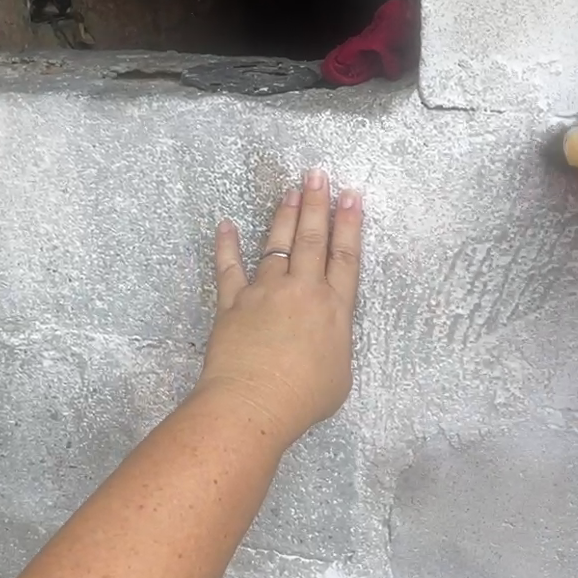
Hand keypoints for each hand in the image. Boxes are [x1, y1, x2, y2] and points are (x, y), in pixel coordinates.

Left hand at [197, 169, 362, 441]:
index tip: (351, 196)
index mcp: (334, 309)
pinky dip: (227, 245)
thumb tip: (327, 334)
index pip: (345, 256)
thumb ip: (336, 344)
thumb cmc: (303, 397)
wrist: (253, 403)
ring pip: (276, 244)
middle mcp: (302, 290)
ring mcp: (266, 292)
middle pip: (312, 239)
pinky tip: (227, 225)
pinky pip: (229, 267)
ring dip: (284, 215)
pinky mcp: (233, 302)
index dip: (350, 224)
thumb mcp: (340, 374)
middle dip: (317, 204)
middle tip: (318, 174)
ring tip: (290, 190)